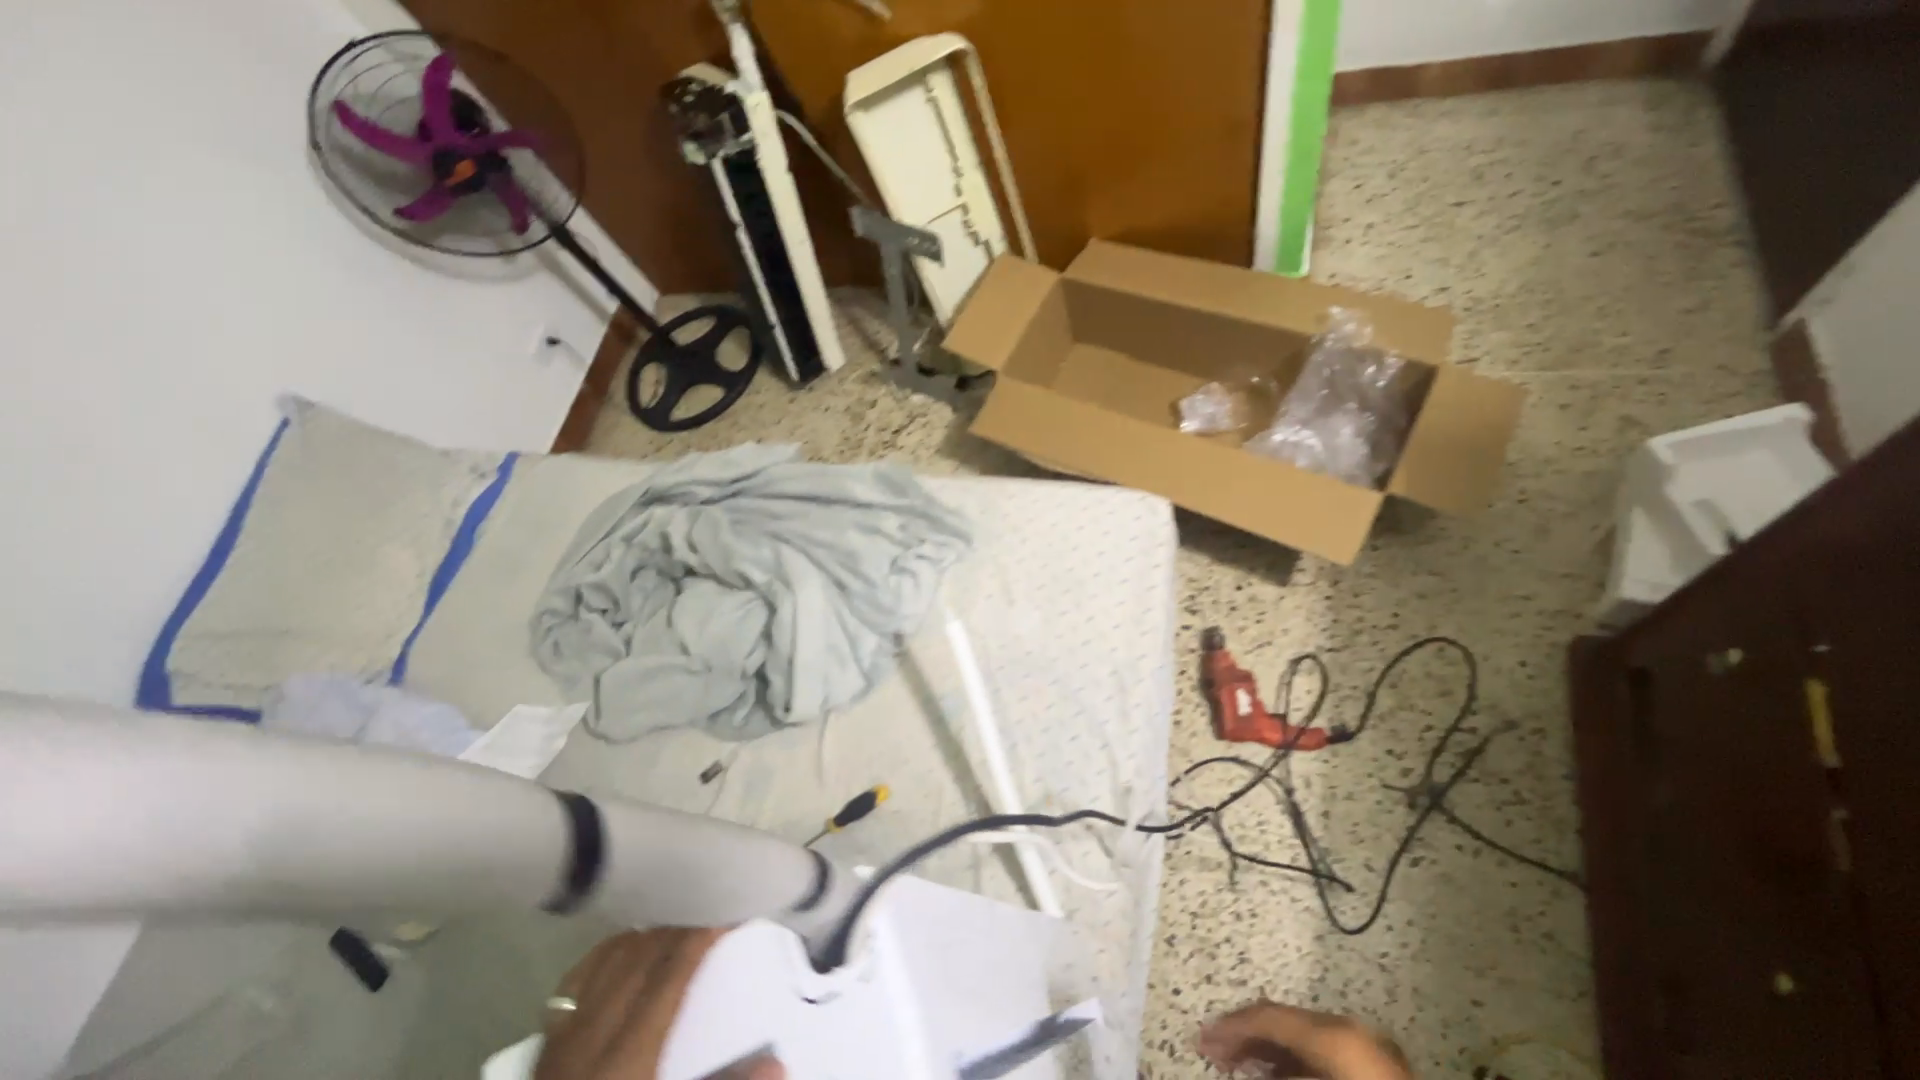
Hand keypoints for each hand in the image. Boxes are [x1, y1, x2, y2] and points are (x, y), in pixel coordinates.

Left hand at [535, 927, 785, 1079]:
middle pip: (640, 959)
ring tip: (674, 918)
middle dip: (677, 926)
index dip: (700, 937)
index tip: (728, 910)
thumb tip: (779, 1062)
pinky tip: (617, 947)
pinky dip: (602, 954)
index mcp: (632, 1052)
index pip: (672, 975)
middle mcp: (596, 1031)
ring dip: (643, 934)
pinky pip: (574, 981)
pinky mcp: (546, 1045)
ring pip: (607, 961)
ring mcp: (565, 1036)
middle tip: (710, 905)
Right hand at [1198, 1001, 1412, 1079]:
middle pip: (1286, 1021)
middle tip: (1212, 1053)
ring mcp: (1371, 1051)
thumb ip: (1272, 1075)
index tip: (1200, 1042)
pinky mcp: (1380, 1070)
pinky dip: (1296, 1064)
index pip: (1269, 1016)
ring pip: (1306, 1038)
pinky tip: (1276, 1078)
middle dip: (1246, 1036)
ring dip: (1269, 1051)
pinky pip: (1327, 1056)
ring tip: (1238, 1068)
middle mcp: (1352, 1032)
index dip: (1230, 1027)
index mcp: (1336, 1036)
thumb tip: (1240, 1063)